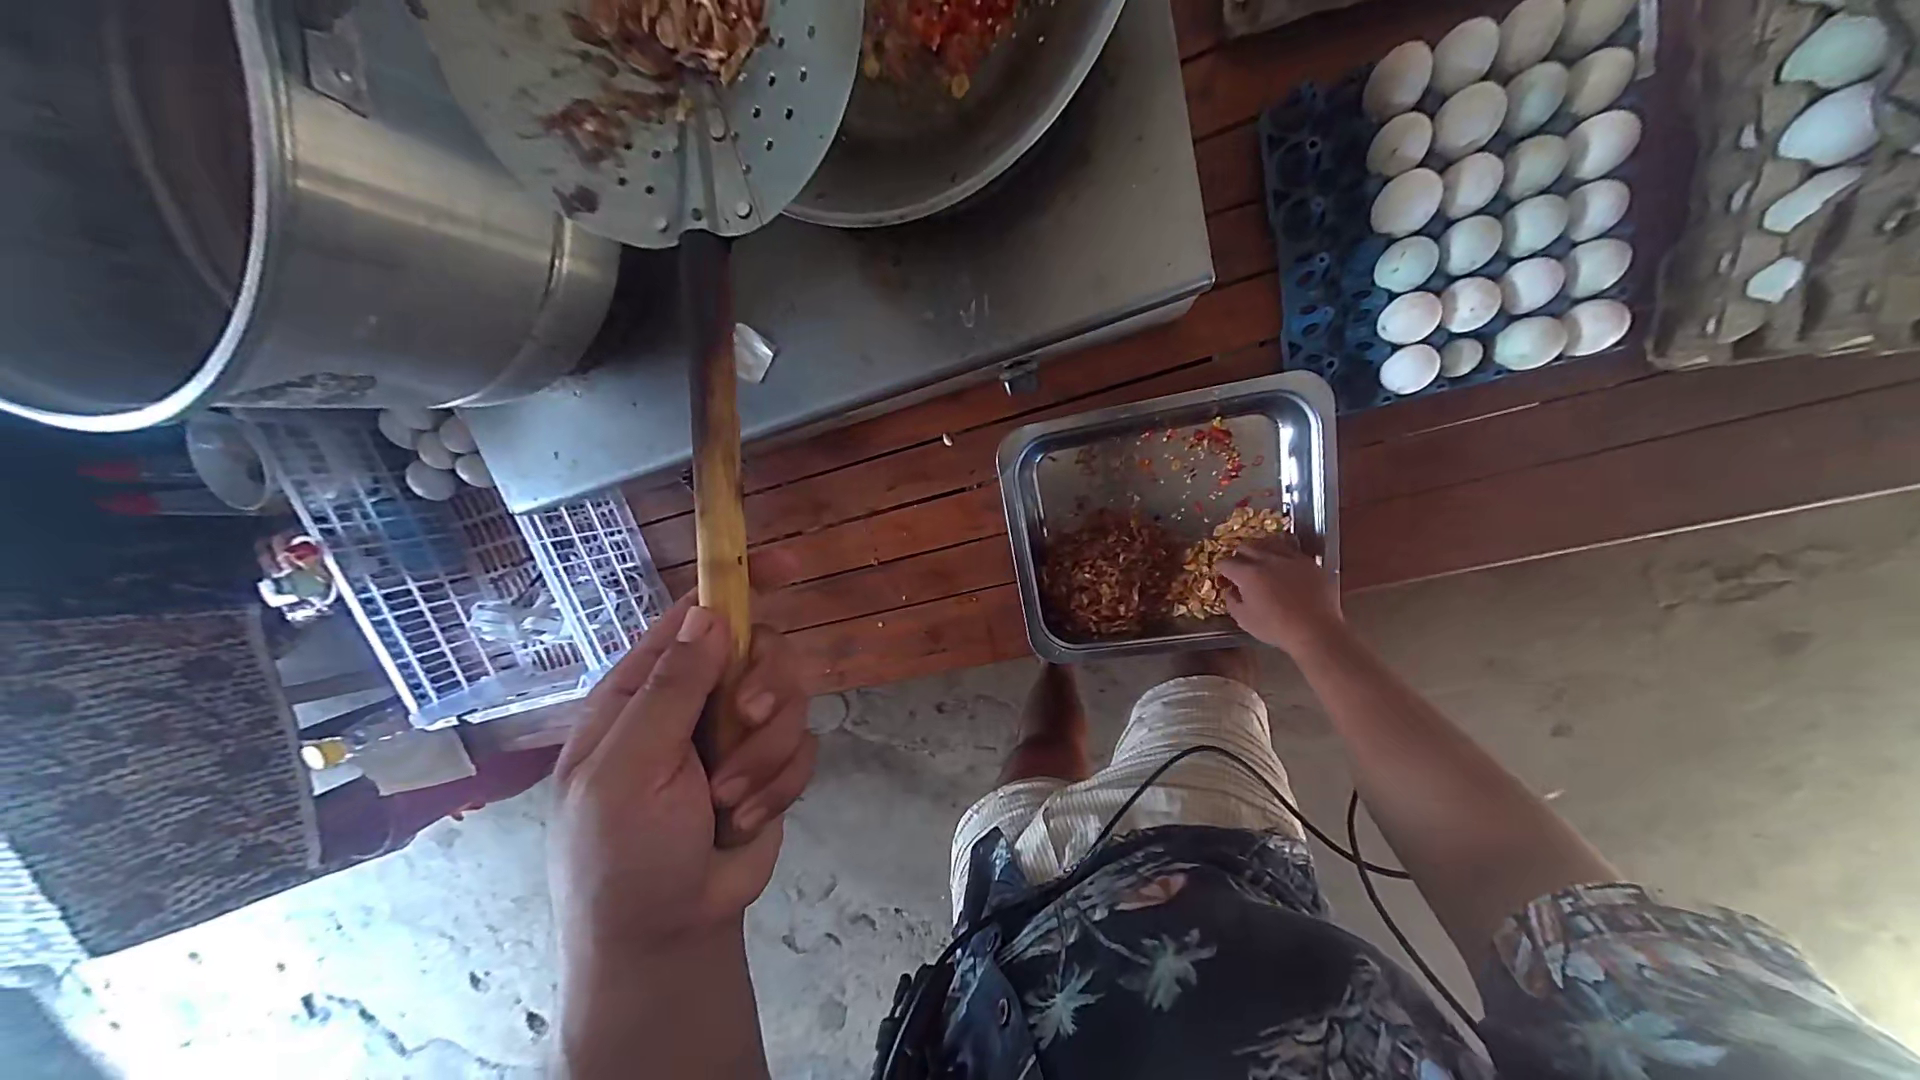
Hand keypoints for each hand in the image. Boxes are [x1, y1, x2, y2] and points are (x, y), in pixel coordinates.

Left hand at [550, 595, 817, 955]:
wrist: (668, 934)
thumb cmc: (621, 855)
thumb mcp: (628, 770)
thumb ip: (669, 690)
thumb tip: (708, 612)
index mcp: (646, 690)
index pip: (695, 615)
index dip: (737, 584)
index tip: (784, 565)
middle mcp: (697, 701)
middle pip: (761, 650)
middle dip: (764, 687)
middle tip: (747, 719)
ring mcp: (738, 733)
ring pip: (791, 697)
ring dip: (766, 753)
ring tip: (730, 800)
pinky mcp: (773, 765)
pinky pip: (805, 746)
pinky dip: (780, 785)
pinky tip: (746, 820)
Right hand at [1216, 534, 1344, 654]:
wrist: (1316, 631)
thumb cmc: (1276, 627)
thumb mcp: (1244, 619)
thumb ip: (1232, 600)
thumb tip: (1231, 590)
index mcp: (1248, 573)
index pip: (1226, 563)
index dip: (1220, 570)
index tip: (1223, 578)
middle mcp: (1267, 559)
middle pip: (1245, 546)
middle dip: (1238, 556)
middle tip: (1239, 569)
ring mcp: (1290, 558)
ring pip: (1269, 542)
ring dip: (1260, 549)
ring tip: (1260, 559)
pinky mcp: (1309, 562)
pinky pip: (1291, 548)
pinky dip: (1282, 552)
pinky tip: (1283, 562)